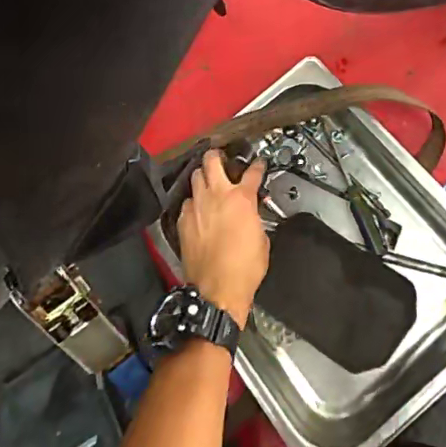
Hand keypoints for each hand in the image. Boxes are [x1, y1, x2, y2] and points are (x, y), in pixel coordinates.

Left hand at [175, 150, 269, 324]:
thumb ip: (256, 219)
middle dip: (217, 156)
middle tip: (221, 159)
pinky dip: (193, 202)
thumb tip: (253, 216)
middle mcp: (216, 197)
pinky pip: (186, 203)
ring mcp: (197, 207)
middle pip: (212, 161)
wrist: (218, 290)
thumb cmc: (243, 269)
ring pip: (195, 177)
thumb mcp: (262, 240)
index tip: (257, 165)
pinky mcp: (182, 221)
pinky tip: (198, 209)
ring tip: (208, 181)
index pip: (252, 172)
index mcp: (241, 199)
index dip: (257, 166)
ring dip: (203, 177)